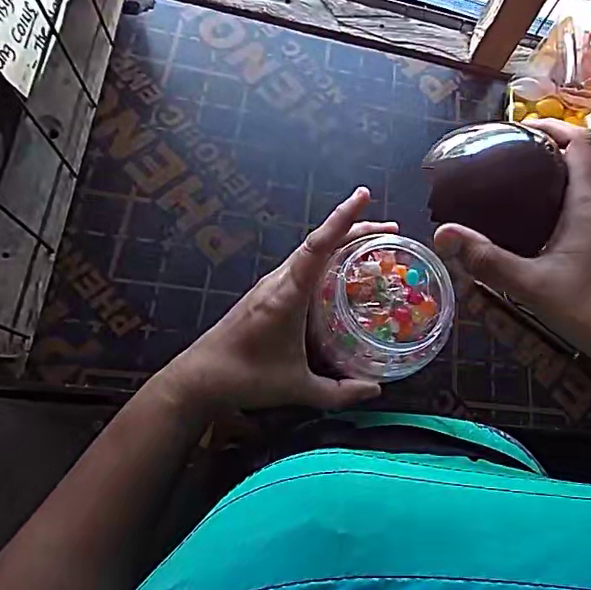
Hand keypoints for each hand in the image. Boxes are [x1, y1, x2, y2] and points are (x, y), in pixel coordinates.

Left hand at [154, 187, 394, 413]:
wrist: (199, 377)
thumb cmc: (245, 378)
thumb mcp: (297, 388)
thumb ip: (339, 392)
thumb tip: (375, 391)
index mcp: (287, 294)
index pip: (319, 246)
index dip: (343, 219)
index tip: (363, 197)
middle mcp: (279, 281)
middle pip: (320, 242)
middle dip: (355, 229)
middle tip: (391, 231)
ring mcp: (271, 285)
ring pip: (310, 253)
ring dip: (341, 245)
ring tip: (373, 249)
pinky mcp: (266, 294)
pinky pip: (302, 267)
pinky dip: (326, 261)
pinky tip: (341, 275)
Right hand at [433, 119, 590, 376]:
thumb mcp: (530, 286)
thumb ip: (485, 259)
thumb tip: (442, 234)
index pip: (581, 141)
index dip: (553, 126)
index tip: (522, 128)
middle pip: (585, 162)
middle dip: (550, 155)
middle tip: (512, 164)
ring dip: (563, 182)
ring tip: (525, 195)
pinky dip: (574, 204)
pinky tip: (551, 231)